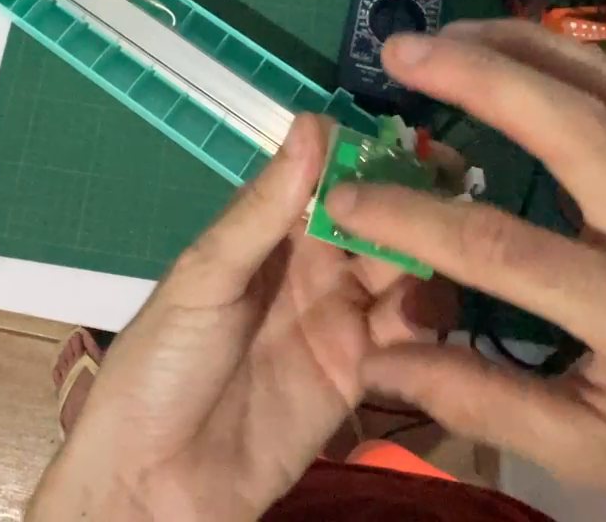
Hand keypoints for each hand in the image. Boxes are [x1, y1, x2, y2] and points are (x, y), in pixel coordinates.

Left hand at [29, 116, 445, 521]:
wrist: (155, 481)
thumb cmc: (163, 361)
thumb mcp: (205, 277)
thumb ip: (262, 210)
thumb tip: (311, 124)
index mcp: (268, 231)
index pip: (328, 177)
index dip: (367, 157)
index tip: (414, 142)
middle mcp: (311, 265)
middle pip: (375, 222)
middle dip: (409, 206)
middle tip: (450, 200)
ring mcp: (339, 319)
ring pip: (400, 272)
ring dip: (421, 261)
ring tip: (433, 261)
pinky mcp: (361, 375)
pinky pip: (406, 338)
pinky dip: (422, 324)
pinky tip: (419, 321)